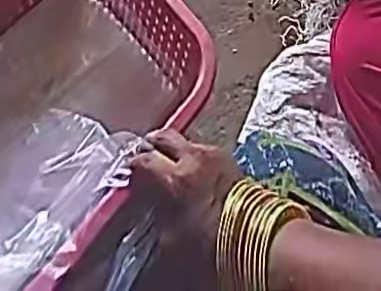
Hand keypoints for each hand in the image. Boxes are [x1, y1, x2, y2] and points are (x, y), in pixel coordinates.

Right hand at [129, 128, 242, 245]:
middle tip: (143, 150)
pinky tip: (189, 166)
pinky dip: (190, 153)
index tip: (127, 168)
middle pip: (164, 136)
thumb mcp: (172, 240)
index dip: (132, 164)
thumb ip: (156, 216)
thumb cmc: (211, 242)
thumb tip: (147, 208)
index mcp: (177, 178)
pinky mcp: (225, 155)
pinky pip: (200, 147)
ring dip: (172, 147)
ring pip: (183, 139)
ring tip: (165, 159)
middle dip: (151, 142)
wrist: (253, 233)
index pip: (145, 160)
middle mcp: (193, 157)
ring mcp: (211, 152)